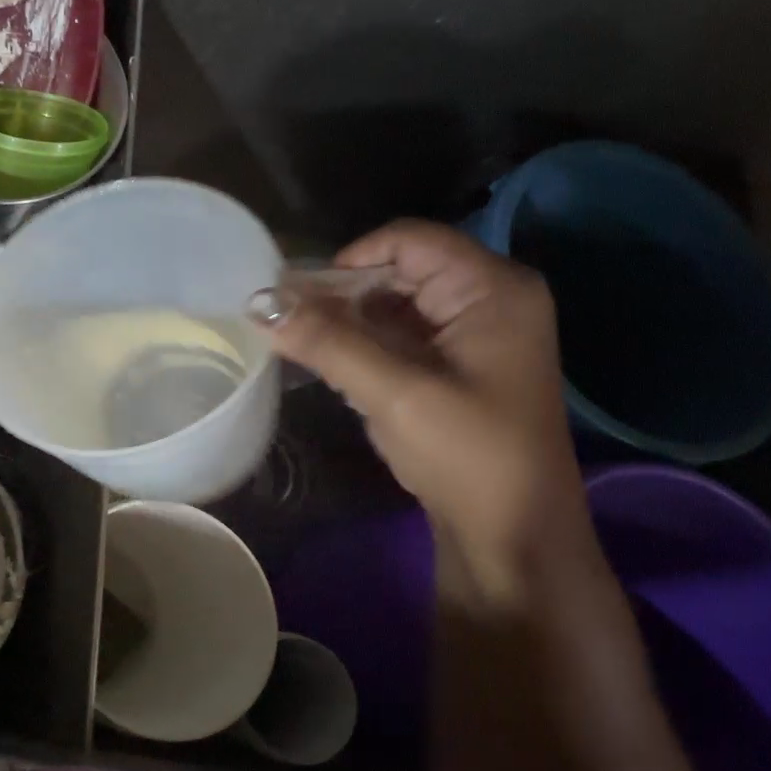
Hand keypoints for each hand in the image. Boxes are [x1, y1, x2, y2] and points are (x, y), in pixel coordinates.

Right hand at [262, 220, 588, 561]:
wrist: (511, 529)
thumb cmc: (468, 453)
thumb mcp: (394, 393)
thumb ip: (328, 343)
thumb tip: (259, 305)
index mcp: (491, 291)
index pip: (410, 241)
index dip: (348, 261)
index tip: (297, 299)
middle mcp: (486, 300)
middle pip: (398, 270)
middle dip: (339, 293)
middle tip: (284, 323)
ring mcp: (471, 335)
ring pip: (392, 305)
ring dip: (342, 321)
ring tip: (296, 344)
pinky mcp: (452, 366)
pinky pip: (396, 336)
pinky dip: (358, 344)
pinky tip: (326, 364)